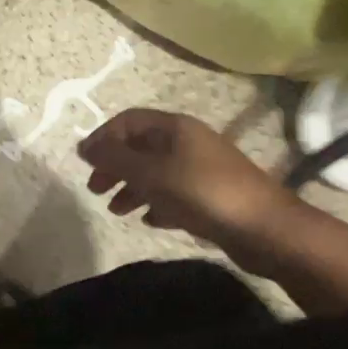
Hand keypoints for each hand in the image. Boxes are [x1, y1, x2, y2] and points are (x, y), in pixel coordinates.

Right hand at [77, 109, 299, 248]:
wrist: (264, 228)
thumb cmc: (201, 192)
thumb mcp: (150, 173)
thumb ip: (114, 159)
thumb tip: (84, 148)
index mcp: (174, 128)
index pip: (128, 121)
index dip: (102, 137)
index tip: (83, 162)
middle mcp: (188, 143)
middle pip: (140, 147)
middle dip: (114, 166)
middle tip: (95, 189)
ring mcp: (201, 169)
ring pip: (155, 173)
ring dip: (132, 188)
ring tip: (116, 210)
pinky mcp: (210, 196)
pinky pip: (174, 194)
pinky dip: (156, 204)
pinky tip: (150, 220)